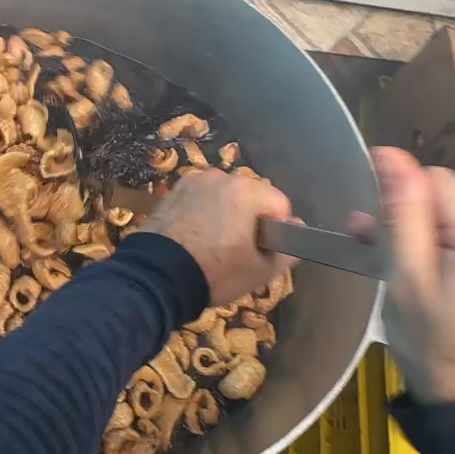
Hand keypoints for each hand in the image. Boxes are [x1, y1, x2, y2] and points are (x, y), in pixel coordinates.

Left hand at [141, 169, 297, 304]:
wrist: (157, 275)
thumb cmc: (215, 272)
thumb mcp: (260, 271)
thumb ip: (287, 249)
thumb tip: (296, 227)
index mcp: (246, 191)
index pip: (280, 203)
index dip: (278, 228)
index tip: (264, 250)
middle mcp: (220, 177)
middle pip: (250, 196)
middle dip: (250, 218)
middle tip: (239, 250)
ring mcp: (193, 182)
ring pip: (223, 197)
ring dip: (225, 214)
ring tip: (213, 245)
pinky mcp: (172, 192)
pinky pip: (199, 200)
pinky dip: (202, 213)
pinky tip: (194, 238)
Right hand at [360, 147, 454, 403]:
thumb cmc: (435, 348)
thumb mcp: (407, 278)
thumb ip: (401, 213)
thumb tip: (389, 154)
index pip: (438, 182)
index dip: (400, 199)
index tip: (372, 226)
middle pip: (451, 199)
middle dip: (410, 218)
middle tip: (372, 244)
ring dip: (423, 233)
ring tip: (388, 259)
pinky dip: (445, 247)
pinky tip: (420, 267)